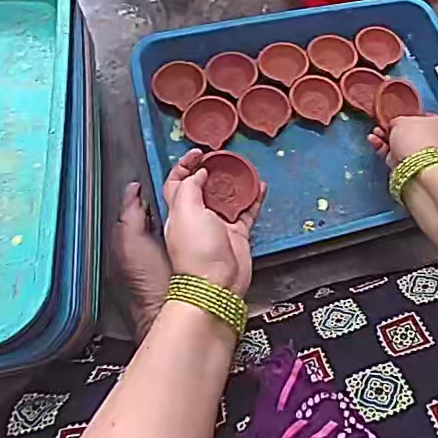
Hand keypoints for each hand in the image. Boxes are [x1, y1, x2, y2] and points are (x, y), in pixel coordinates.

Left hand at [162, 149, 264, 295]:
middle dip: (210, 171)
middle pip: (202, 188)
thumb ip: (190, 188)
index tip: (198, 153)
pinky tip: (261, 186)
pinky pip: (247, 212)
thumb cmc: (197, 250)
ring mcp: (218, 226)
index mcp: (178, 211)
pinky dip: (254, 198)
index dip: (184, 166)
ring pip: (226, 198)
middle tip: (222, 157)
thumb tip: (198, 174)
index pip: (176, 182)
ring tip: (243, 167)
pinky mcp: (237, 235)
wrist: (217, 284)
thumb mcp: (185, 210)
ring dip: (234, 182)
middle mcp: (197, 217)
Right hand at [367, 114, 437, 170]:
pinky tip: (373, 141)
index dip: (407, 116)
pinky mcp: (406, 165)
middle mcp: (431, 139)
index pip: (423, 117)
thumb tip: (395, 125)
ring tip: (374, 134)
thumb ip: (397, 121)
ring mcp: (418, 153)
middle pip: (408, 132)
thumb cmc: (413, 137)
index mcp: (437, 123)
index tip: (395, 116)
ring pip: (398, 143)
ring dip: (384, 138)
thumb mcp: (402, 120)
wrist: (414, 166)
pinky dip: (382, 147)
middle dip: (392, 129)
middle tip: (381, 126)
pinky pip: (392, 153)